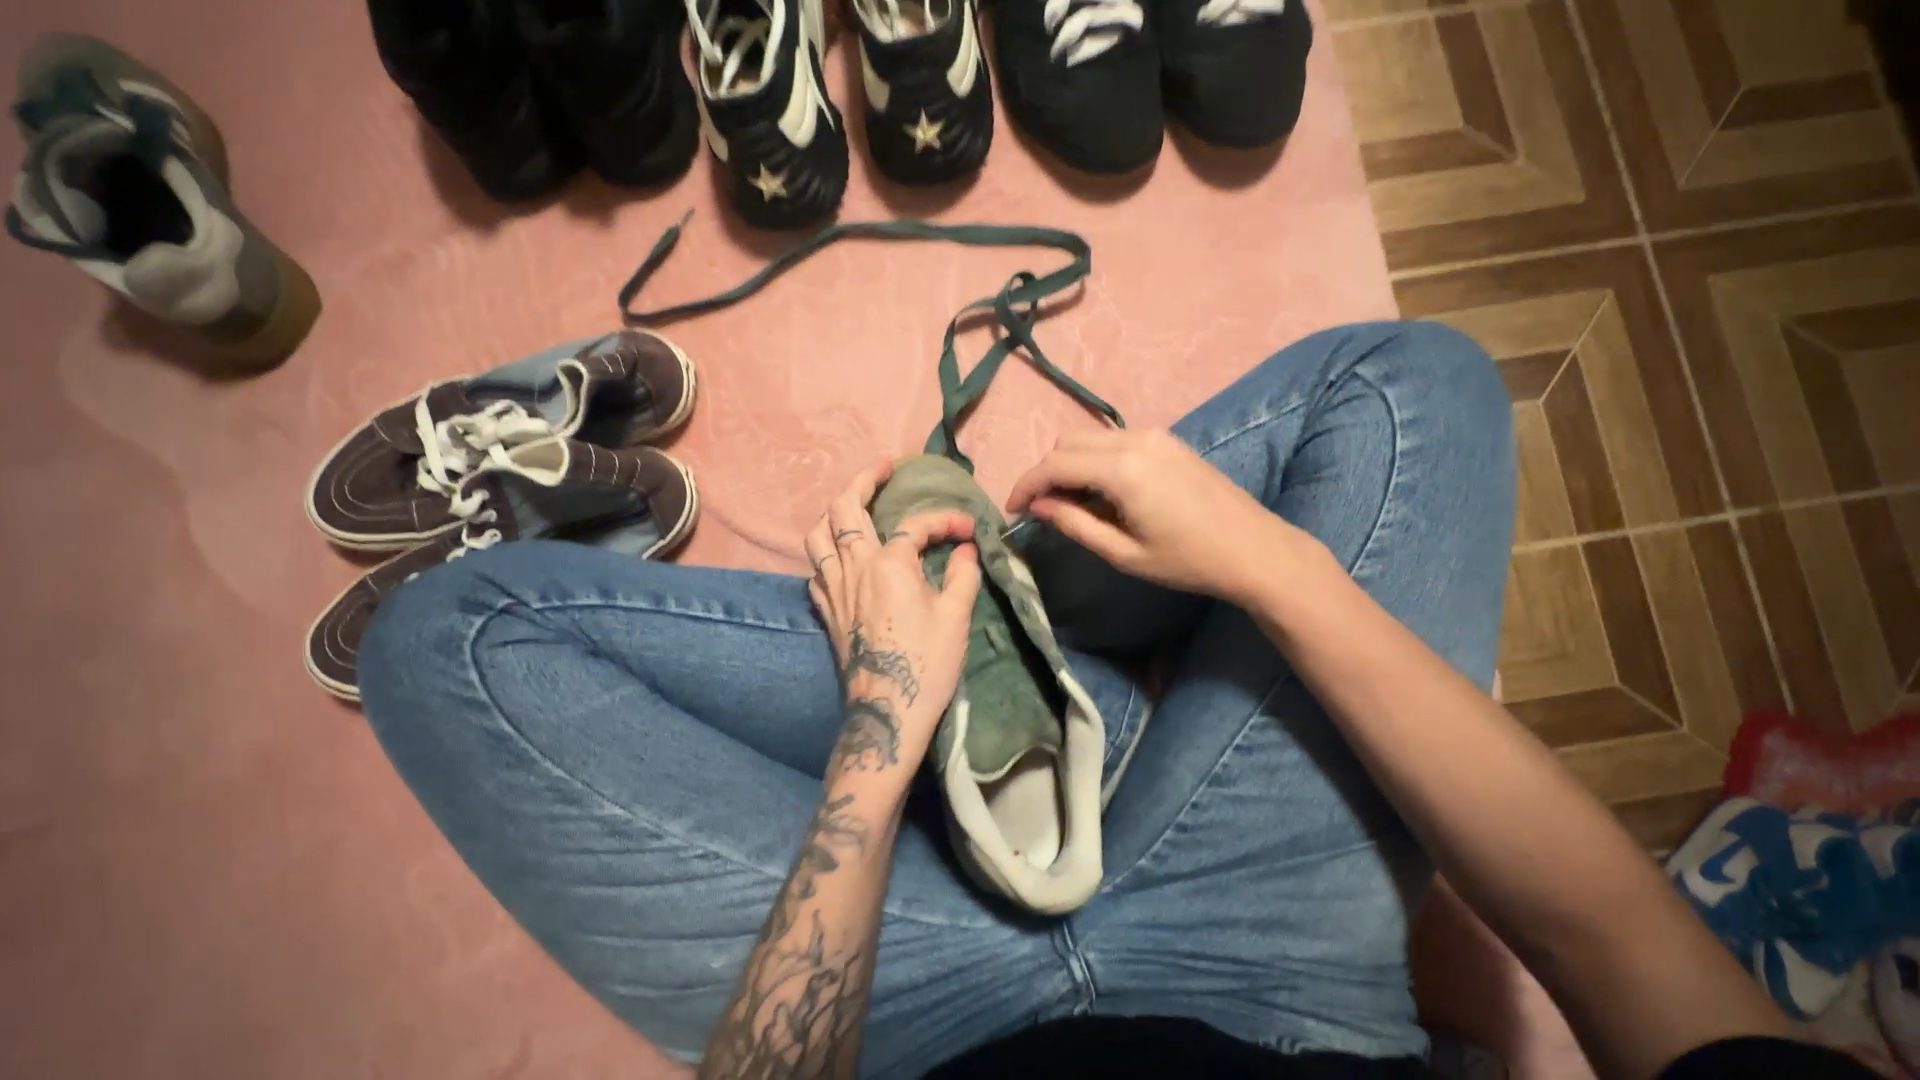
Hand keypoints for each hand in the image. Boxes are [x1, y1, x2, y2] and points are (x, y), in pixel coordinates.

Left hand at [806, 461, 983, 779]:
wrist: (887, 710)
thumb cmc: (927, 663)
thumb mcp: (956, 617)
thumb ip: (961, 575)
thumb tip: (964, 551)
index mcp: (888, 564)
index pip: (916, 525)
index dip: (944, 521)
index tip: (968, 531)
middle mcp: (853, 567)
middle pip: (843, 508)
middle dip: (863, 480)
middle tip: (883, 470)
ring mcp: (833, 589)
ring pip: (817, 535)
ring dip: (834, 513)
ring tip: (854, 506)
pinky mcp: (825, 611)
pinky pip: (815, 569)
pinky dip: (827, 554)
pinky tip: (842, 558)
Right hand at [1006, 429, 1317, 603]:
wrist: (1254, 549)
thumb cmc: (1188, 561)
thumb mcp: (1124, 553)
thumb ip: (1076, 524)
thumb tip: (1039, 506)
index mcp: (1122, 469)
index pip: (1054, 464)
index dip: (1026, 485)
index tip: (1011, 509)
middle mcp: (1134, 440)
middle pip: (1067, 443)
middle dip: (1045, 472)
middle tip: (1042, 510)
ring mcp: (1154, 435)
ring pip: (1089, 437)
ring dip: (1069, 463)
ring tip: (1071, 504)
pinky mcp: (1166, 440)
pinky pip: (1113, 440)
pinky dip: (1094, 459)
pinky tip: (1102, 492)